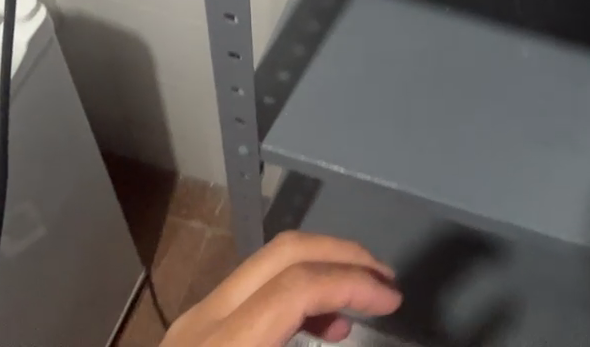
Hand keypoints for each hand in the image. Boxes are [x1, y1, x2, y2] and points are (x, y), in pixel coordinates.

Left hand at [159, 232, 401, 346]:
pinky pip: (256, 291)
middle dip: (343, 259)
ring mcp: (196, 323)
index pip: (296, 287)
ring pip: (270, 265)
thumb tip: (345, 333)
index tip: (394, 301)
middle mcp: (204, 322)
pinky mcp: (195, 334)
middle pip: (284, 254)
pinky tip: (320, 328)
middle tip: (385, 282)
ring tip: (362, 302)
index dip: (352, 284)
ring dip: (323, 271)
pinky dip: (298, 294)